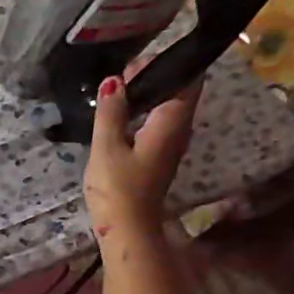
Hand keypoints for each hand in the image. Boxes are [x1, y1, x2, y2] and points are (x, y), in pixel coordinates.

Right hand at [82, 74, 202, 234]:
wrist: (126, 229)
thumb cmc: (117, 187)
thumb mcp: (107, 147)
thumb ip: (110, 113)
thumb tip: (113, 81)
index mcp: (173, 120)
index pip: (187, 77)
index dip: (164, 64)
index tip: (133, 65)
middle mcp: (181, 129)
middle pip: (178, 91)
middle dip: (153, 78)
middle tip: (119, 78)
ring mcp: (172, 145)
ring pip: (168, 109)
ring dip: (147, 98)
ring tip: (116, 95)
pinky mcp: (160, 158)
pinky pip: (159, 125)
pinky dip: (144, 115)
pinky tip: (120, 120)